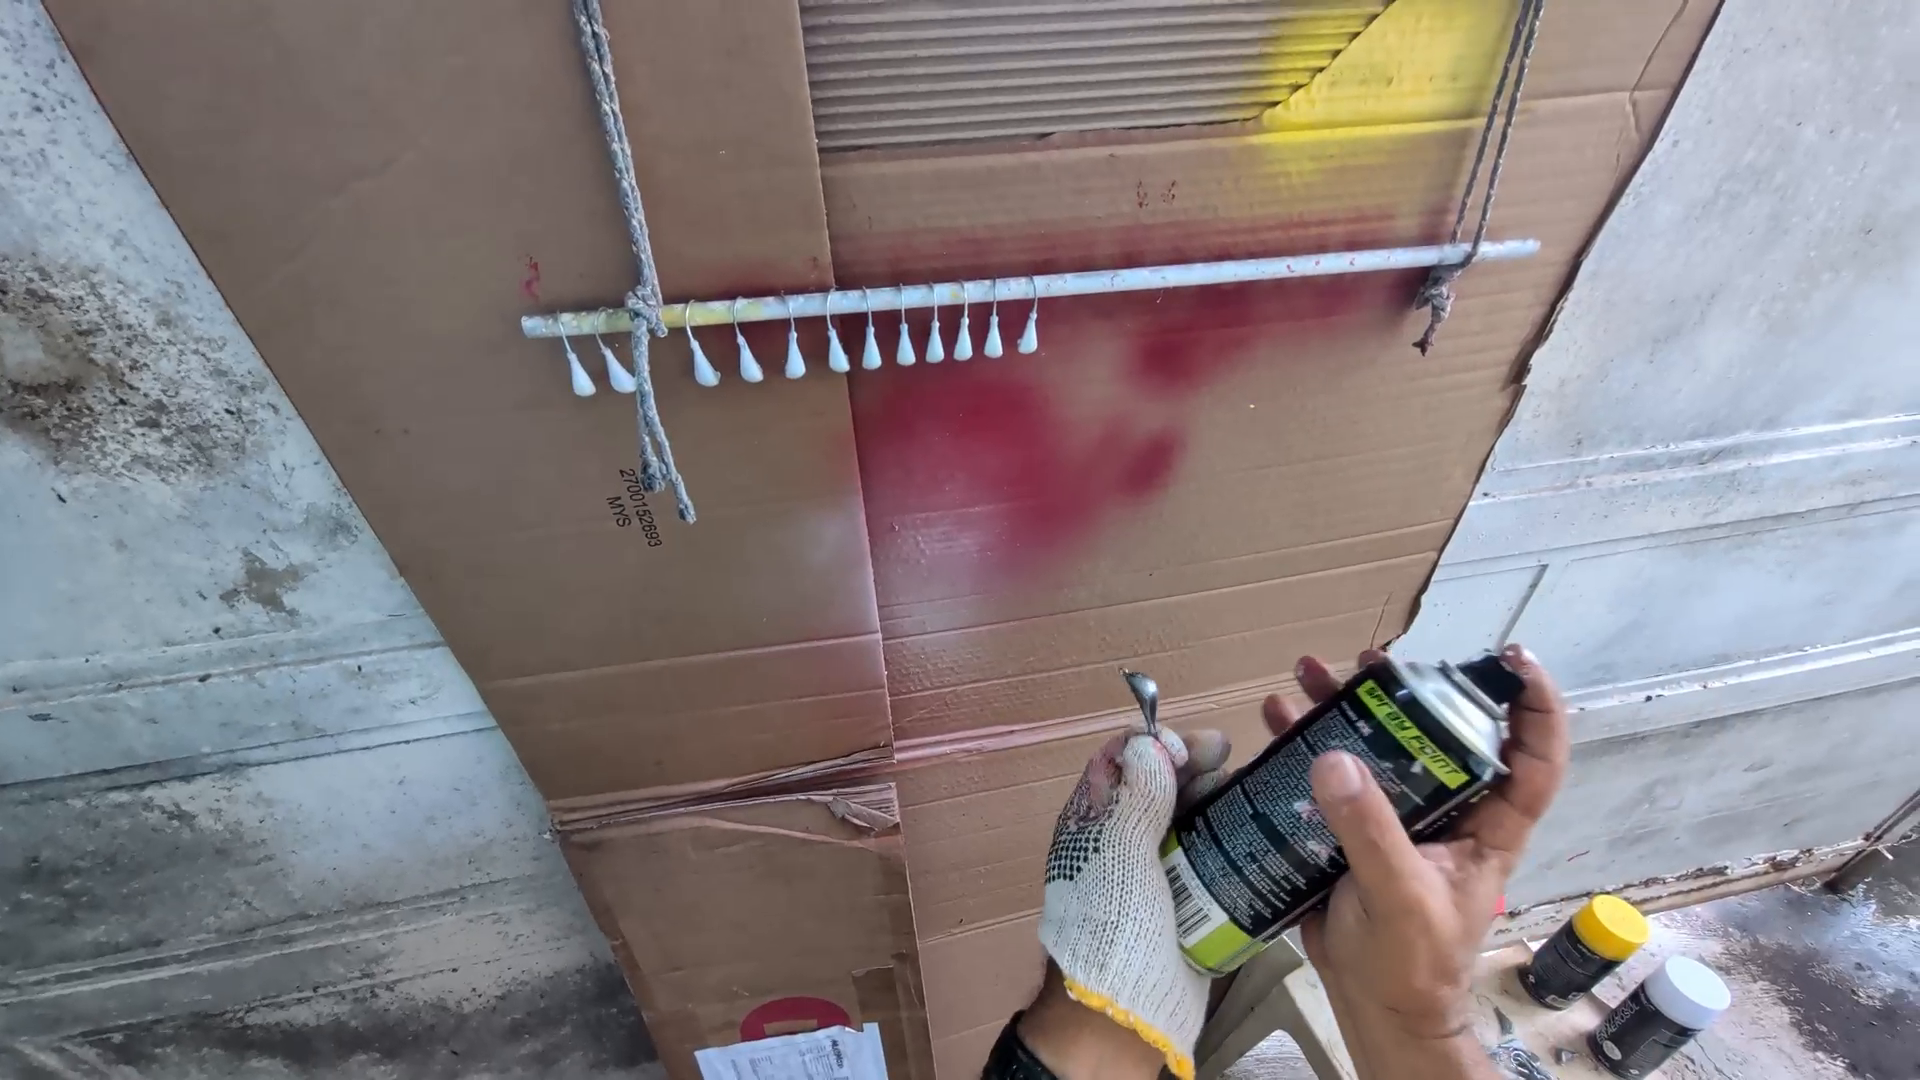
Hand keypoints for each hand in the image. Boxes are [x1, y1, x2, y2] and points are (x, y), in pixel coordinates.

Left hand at [1029, 726, 1234, 1079]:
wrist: (1129, 1008)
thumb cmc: (1113, 920)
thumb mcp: (1119, 849)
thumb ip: (1137, 796)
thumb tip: (1148, 743)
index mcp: (1095, 818)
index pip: (1121, 761)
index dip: (1152, 743)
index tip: (1185, 743)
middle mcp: (1124, 835)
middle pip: (1159, 782)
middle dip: (1189, 762)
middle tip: (1225, 751)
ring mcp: (1158, 865)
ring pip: (1188, 812)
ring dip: (1212, 791)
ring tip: (1240, 779)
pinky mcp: (1190, 894)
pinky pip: (1209, 850)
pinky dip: (1228, 830)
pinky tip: (1251, 818)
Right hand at [1279, 644, 1569, 1078]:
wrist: (1369, 1001)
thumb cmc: (1411, 962)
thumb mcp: (1400, 897)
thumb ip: (1371, 831)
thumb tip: (1332, 757)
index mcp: (1482, 827)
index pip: (1528, 762)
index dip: (1532, 709)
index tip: (1514, 659)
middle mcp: (1440, 809)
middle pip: (1431, 735)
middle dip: (1403, 691)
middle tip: (1369, 661)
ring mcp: (1391, 813)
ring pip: (1372, 744)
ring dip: (1340, 705)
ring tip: (1307, 671)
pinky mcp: (1346, 822)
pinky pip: (1325, 769)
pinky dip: (1299, 739)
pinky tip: (1273, 717)